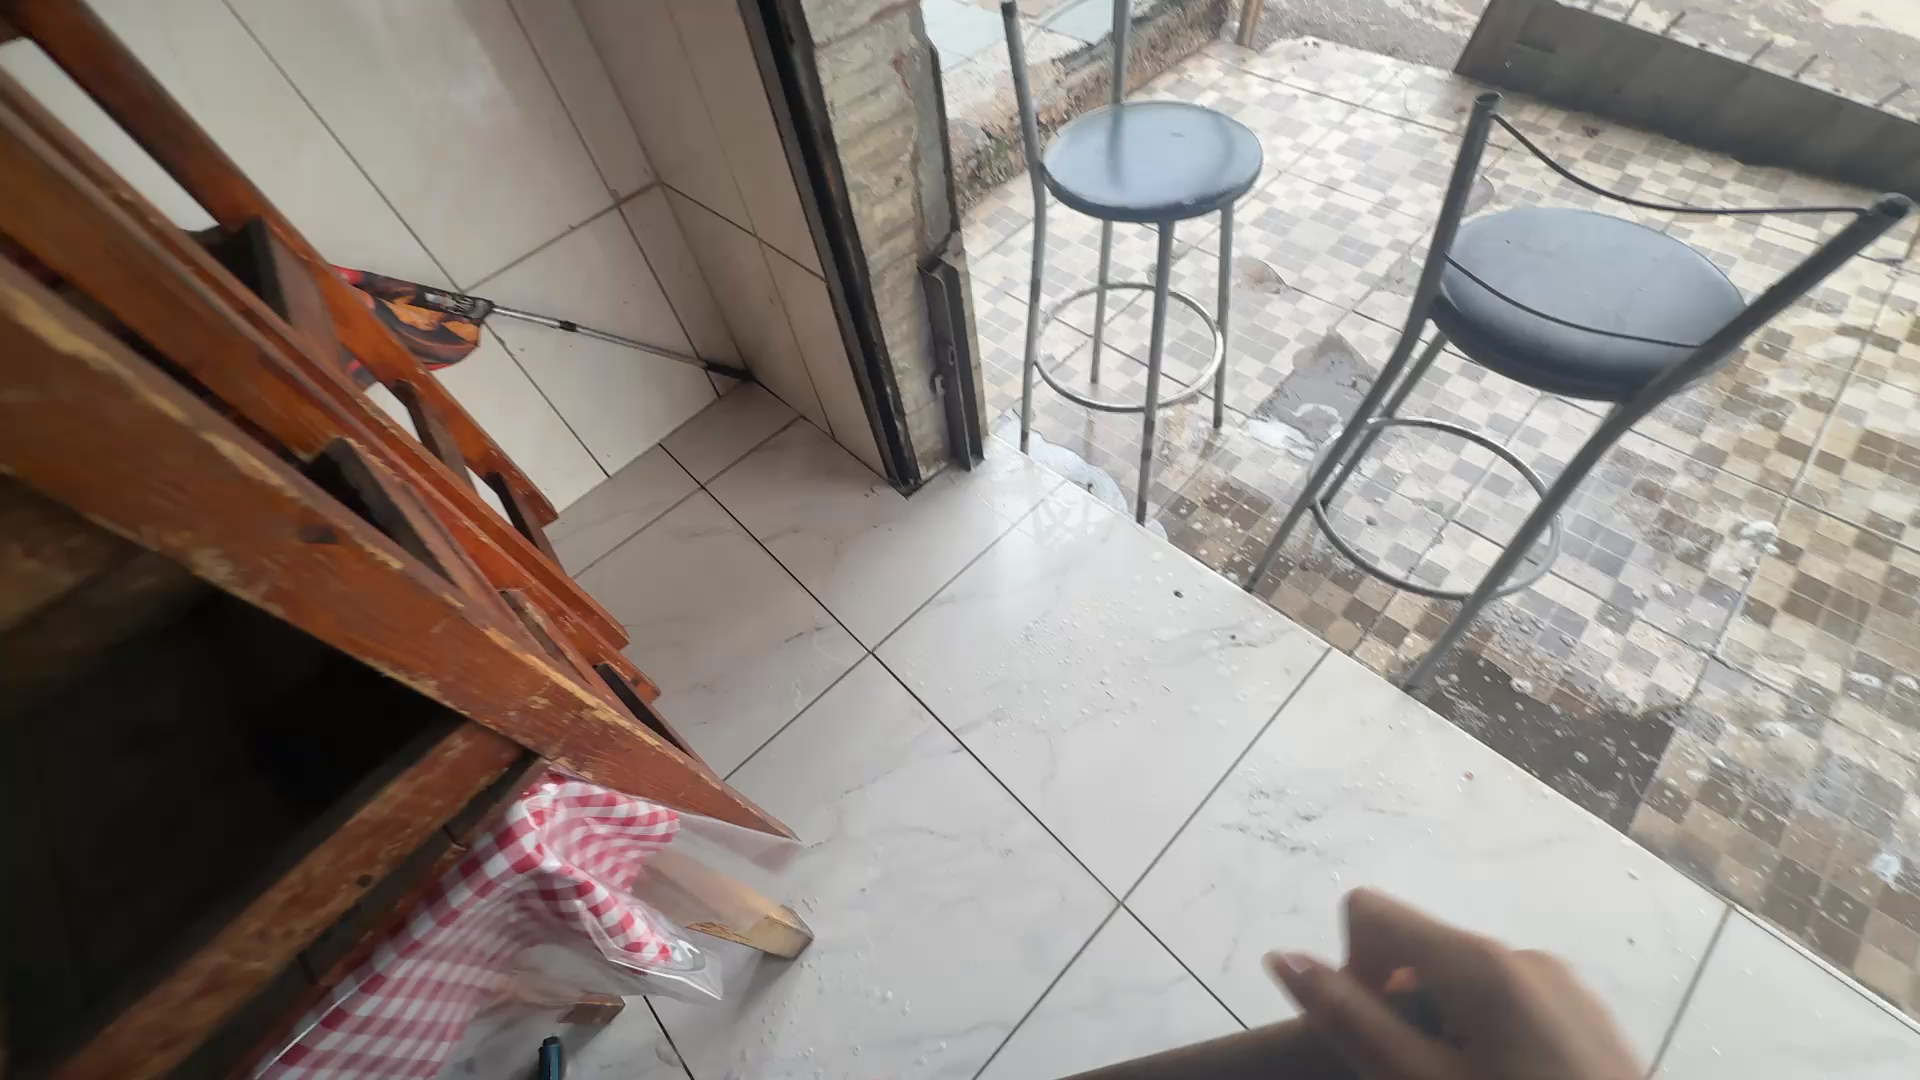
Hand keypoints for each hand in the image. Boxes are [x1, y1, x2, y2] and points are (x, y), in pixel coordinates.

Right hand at [1265, 888, 1642, 1079]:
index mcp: (1477, 958)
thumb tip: (1280, 954)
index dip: (1353, 969)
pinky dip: (1483, 1032)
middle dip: (1397, 1004)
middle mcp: (1519, 952)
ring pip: (1454, 976)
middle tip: (1423, 1077)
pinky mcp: (1588, 1017)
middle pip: (1412, 946)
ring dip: (1439, 1021)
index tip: (1381, 1037)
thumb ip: (1346, 1016)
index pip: (1366, 910)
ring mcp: (1560, 984)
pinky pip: (1502, 998)